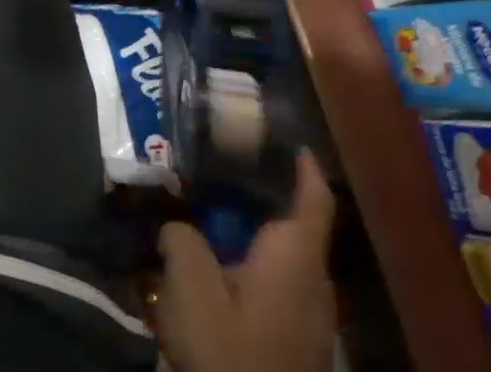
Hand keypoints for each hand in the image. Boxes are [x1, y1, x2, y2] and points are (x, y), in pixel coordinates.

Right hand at [157, 153, 338, 371]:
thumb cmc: (226, 347)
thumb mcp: (190, 288)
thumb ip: (182, 240)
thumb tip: (179, 223)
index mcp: (292, 264)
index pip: (312, 207)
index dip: (306, 173)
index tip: (294, 144)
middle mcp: (312, 284)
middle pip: (298, 231)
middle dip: (266, 199)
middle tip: (222, 171)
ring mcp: (309, 316)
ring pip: (285, 259)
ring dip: (255, 232)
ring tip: (210, 212)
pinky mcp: (295, 335)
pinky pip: (277, 282)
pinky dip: (251, 259)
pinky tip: (216, 263)